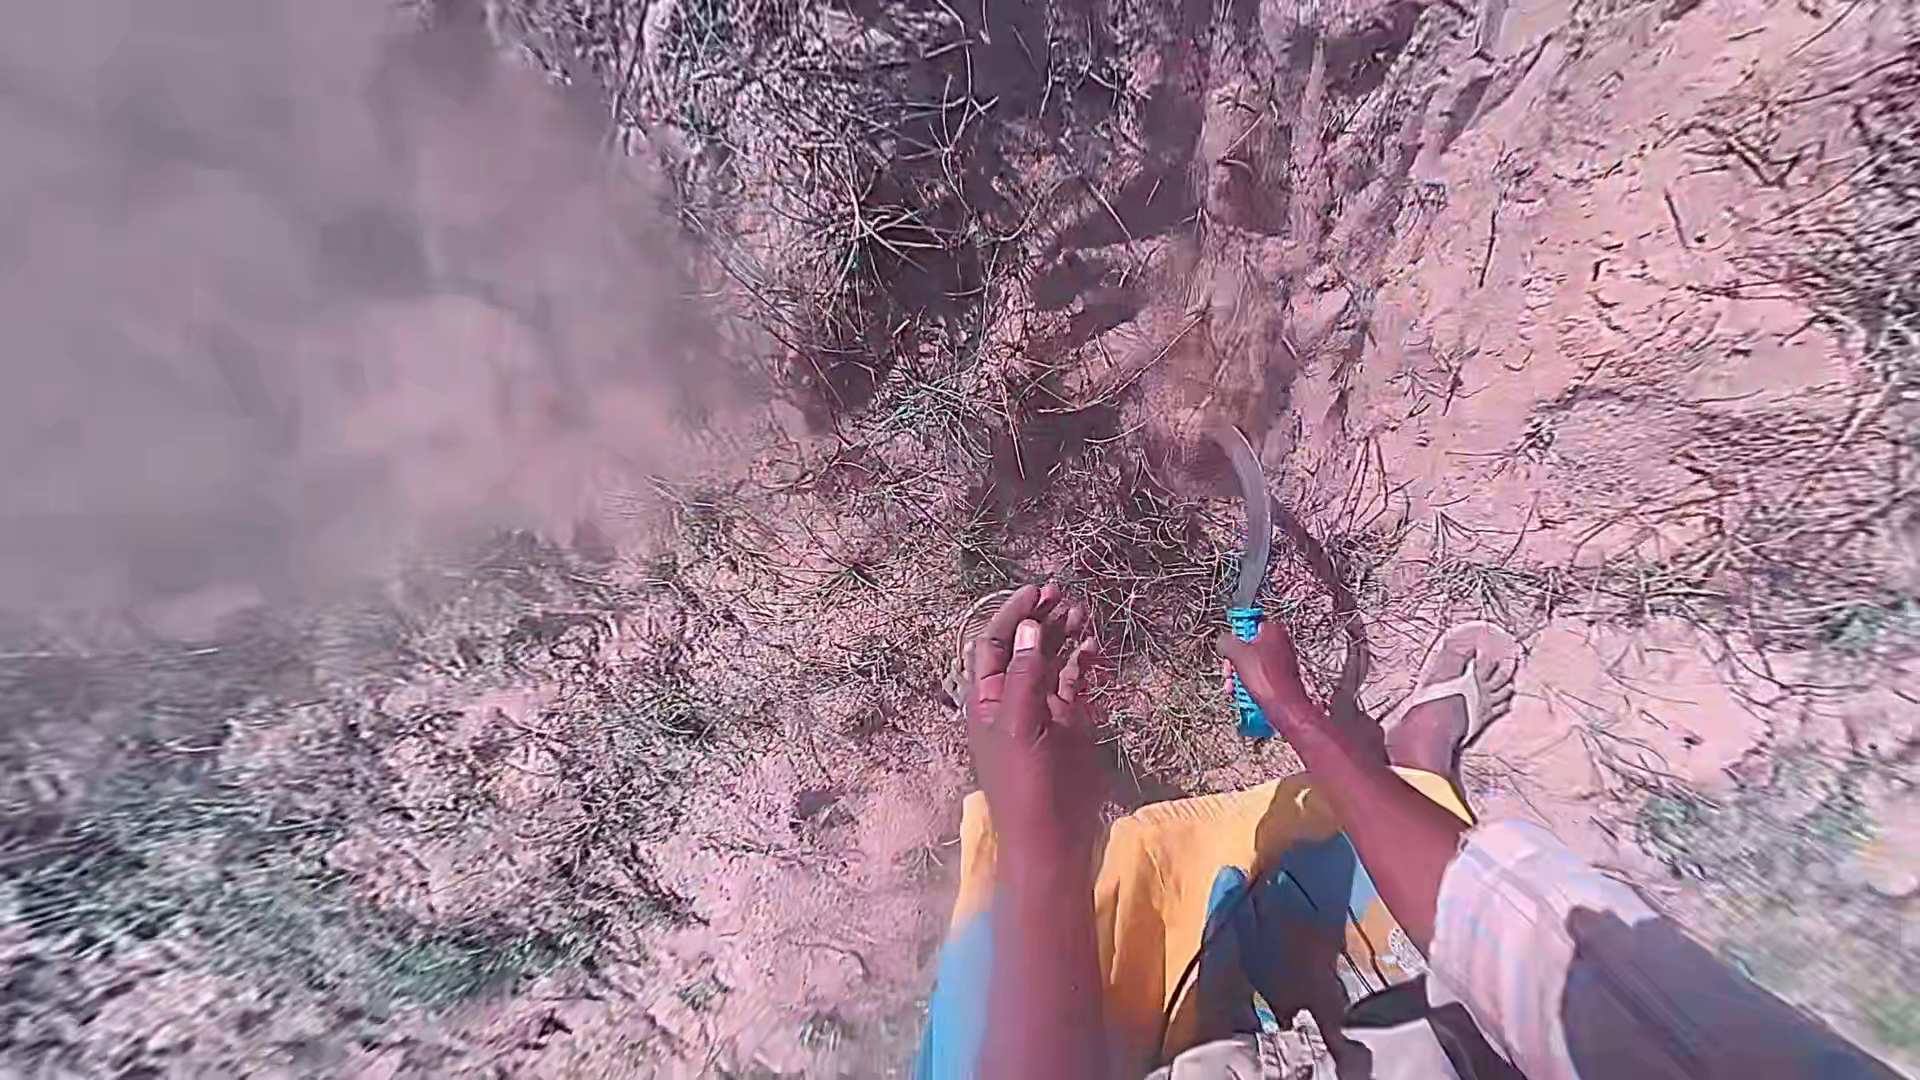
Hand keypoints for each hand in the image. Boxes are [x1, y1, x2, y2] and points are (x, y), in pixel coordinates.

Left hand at [966, 584, 1102, 871]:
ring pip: (1051, 660)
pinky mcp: (1069, 721)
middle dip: (1041, 619)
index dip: (1012, 614)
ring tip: (1082, 612)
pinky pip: (1074, 682)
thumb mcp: (1018, 725)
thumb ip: (1024, 675)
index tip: (1035, 591)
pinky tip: (1093, 646)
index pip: (996, 643)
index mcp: (987, 697)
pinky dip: (1083, 662)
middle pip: (1024, 646)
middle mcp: (1012, 696)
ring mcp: (1042, 707)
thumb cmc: (1026, 784)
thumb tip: (1029, 628)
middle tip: (1063, 595)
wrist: (1053, 840)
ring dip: (1064, 635)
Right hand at [1214, 618, 1314, 729]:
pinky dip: (1247, 682)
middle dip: (1234, 659)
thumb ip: (1226, 641)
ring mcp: (1280, 662)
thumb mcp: (1237, 654)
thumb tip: (1223, 641)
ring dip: (1237, 673)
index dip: (1236, 635)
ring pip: (1250, 662)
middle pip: (1246, 645)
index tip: (1229, 644)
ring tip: (1234, 683)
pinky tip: (1241, 691)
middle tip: (1229, 667)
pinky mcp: (1278, 678)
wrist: (1284, 708)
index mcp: (1274, 631)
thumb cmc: (1267, 679)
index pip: (1249, 623)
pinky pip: (1257, 676)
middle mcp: (1280, 644)